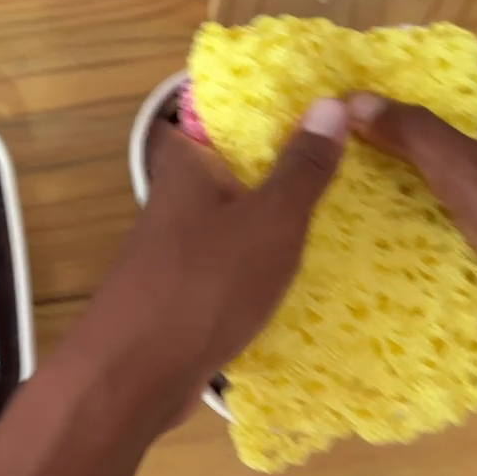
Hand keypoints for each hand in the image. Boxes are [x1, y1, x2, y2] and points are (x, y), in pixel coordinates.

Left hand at [60, 100, 348, 430]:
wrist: (139, 373)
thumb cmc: (207, 282)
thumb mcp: (271, 219)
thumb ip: (301, 166)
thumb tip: (329, 102)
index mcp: (185, 165)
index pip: (209, 116)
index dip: (251, 107)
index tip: (305, 104)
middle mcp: (172, 199)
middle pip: (225, 167)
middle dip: (272, 164)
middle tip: (337, 158)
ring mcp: (171, 248)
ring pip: (227, 217)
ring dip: (267, 216)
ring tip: (332, 208)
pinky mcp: (178, 290)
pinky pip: (224, 261)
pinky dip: (254, 260)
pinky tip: (293, 269)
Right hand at [346, 93, 476, 369]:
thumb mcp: (472, 174)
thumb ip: (415, 137)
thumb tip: (351, 98)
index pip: (435, 135)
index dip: (388, 136)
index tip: (336, 151)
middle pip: (434, 183)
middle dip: (387, 192)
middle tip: (326, 205)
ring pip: (441, 230)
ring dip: (402, 237)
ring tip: (338, 245)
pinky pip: (454, 272)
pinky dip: (425, 275)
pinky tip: (382, 285)